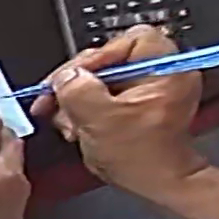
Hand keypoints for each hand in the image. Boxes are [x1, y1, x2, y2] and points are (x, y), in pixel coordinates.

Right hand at [30, 25, 207, 195]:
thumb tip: (64, 76)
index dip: (98, 56)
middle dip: (74, 81)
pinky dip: (78, 108)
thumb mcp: (101, 118)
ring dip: (71, 99)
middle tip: (52, 98)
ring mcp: (142, 90)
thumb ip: (79, 90)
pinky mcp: (128, 103)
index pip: (131, 39)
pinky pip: (95, 94)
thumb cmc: (137, 152)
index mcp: (165, 70)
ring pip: (95, 79)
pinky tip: (73, 124)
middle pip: (107, 59)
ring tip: (66, 120)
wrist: (151, 178)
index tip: (73, 77)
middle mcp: (158, 75)